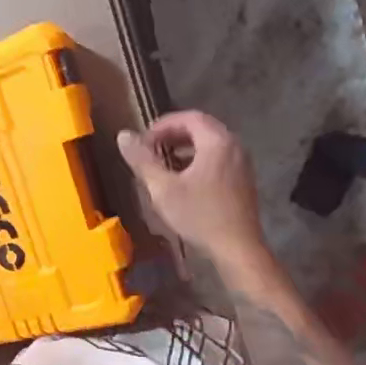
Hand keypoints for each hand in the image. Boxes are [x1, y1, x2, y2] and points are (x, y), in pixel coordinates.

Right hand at [118, 111, 267, 268]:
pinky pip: (217, 158)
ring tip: (162, 163)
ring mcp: (241, 163)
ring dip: (184, 148)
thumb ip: (142, 160)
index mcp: (217, 142)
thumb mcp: (162, 188)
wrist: (236, 246)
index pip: (190, 117)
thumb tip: (123, 135)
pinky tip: (183, 180)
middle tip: (150, 149)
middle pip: (202, 128)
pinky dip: (197, 160)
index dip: (163, 124)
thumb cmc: (198, 215)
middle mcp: (234, 146)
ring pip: (210, 144)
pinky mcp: (242, 179)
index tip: (143, 140)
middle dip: (173, 134)